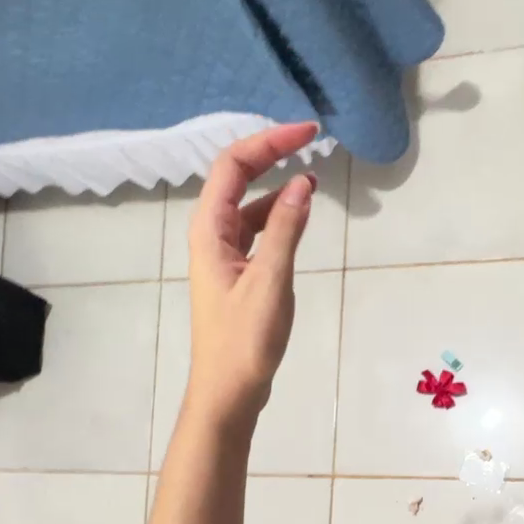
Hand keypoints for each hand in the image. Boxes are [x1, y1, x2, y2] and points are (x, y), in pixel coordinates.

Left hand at [183, 122, 318, 433]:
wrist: (228, 391)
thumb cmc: (244, 340)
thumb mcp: (271, 281)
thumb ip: (286, 230)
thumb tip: (302, 184)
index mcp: (210, 230)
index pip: (233, 164)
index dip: (269, 141)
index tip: (309, 133)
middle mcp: (211, 235)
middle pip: (236, 177)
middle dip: (271, 155)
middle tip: (311, 142)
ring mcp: (222, 255)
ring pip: (247, 205)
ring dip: (276, 187)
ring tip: (313, 179)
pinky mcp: (236, 275)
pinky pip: (255, 232)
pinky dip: (277, 218)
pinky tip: (298, 218)